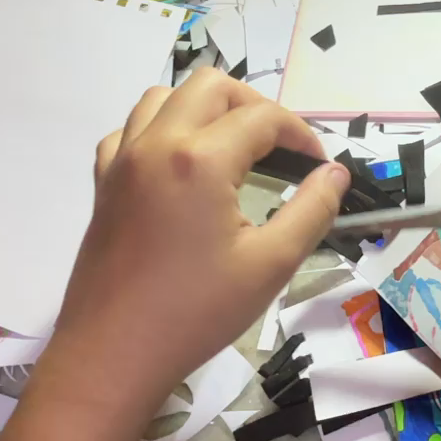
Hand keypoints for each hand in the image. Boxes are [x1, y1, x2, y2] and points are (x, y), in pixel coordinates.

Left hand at [31, 69, 350, 413]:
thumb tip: (335, 174)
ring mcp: (122, 160)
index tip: (319, 166)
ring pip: (164, 97)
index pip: (262, 118)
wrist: (115, 353)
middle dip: (255, 107)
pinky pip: (131, 130)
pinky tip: (181, 167)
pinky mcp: (104, 184)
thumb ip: (312, 210)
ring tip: (233, 149)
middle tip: (280, 150)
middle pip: (211, 86)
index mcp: (200, 159)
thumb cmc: (197, 312)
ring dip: (206, 109)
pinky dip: (162, 131)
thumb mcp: (271, 265)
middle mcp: (156, 143)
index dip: (301, 135)